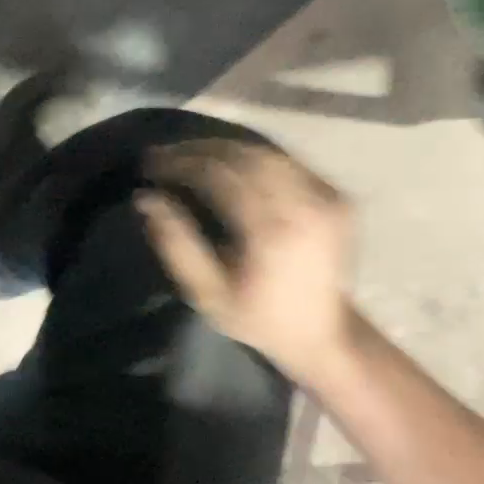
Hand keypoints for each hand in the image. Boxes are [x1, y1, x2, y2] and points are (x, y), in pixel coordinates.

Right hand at [137, 142, 354, 380]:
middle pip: (240, 155)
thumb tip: (146, 198)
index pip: (216, 172)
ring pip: (264, 152)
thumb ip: (176, 244)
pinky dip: (253, 155)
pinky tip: (230, 161)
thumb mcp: (207, 294)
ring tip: (191, 154)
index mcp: (271, 229)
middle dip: (196, 150)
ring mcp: (326, 197)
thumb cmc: (258, 317)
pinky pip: (287, 161)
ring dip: (223, 148)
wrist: (327, 336)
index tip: (150, 164)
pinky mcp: (337, 195)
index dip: (179, 162)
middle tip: (165, 154)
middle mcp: (303, 204)